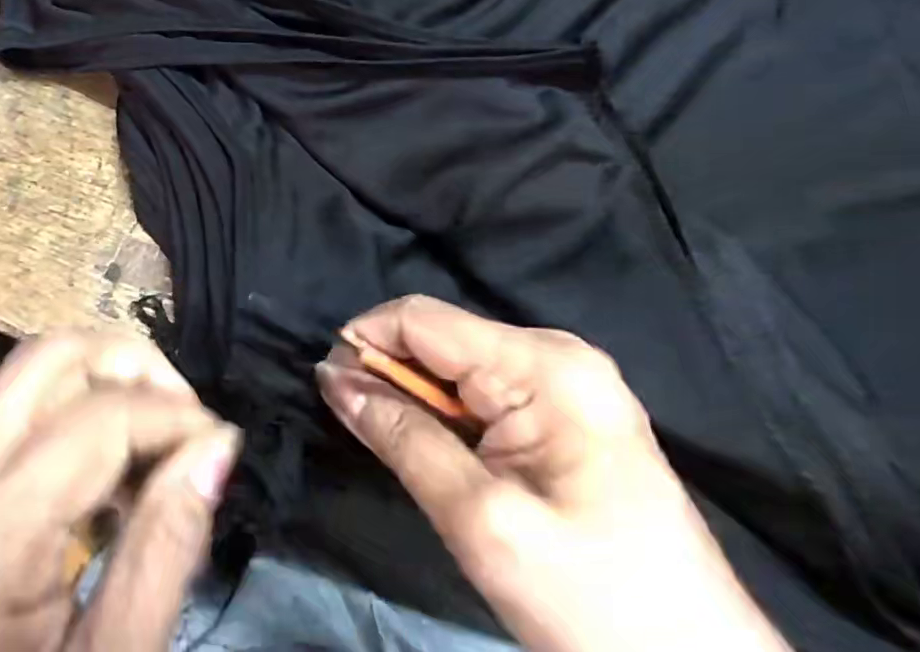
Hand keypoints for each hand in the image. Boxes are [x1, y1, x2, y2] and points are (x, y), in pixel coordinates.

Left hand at [0, 331, 240, 651]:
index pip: (98, 420)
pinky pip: (21, 403)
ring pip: (38, 368)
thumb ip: (165, 548)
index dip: (175, 416)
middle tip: (188, 427)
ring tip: (158, 446)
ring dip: (112, 383)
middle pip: (56, 358)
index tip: (220, 447)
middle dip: (139, 369)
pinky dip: (83, 406)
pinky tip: (116, 467)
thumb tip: (217, 445)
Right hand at [315, 296, 790, 651]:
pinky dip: (451, 413)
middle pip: (443, 337)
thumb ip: (403, 438)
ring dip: (418, 396)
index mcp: (544, 364)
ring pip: (460, 364)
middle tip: (357, 425)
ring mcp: (570, 379)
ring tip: (396, 443)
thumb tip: (334, 378)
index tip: (326, 385)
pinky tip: (443, 450)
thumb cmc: (593, 601)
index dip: (366, 339)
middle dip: (391, 371)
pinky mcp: (571, 409)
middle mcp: (558, 352)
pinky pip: (489, 389)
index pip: (424, 319)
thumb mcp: (482, 521)